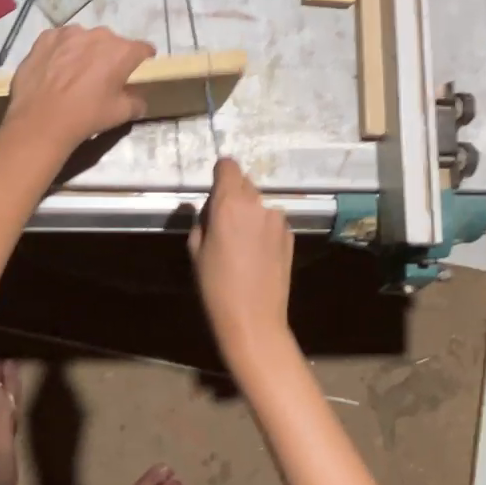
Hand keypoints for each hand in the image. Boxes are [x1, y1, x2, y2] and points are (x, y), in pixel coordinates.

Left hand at [3, 26, 156, 149]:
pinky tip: (55, 69)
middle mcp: (98, 35)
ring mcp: (69, 33)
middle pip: (112, 42)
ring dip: (85, 51)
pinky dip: (61, 51)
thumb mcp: (121, 114)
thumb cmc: (86, 116)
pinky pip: (60, 40)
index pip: (143, 49)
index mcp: (121, 51)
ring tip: (75, 73)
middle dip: (110, 56)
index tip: (138, 70)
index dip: (143, 60)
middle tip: (102, 77)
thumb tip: (139, 99)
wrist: (41, 120)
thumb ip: (137, 102)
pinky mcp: (46, 38)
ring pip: (85, 39)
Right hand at [188, 159, 295, 358]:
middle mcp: (257, 204)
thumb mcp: (195, 251)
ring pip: (259, 204)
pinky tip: (256, 254)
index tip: (214, 191)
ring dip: (249, 213)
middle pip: (244, 183)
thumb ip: (202, 220)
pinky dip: (262, 229)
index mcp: (229, 203)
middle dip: (232, 196)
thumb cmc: (215, 286)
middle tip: (222, 223)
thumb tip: (209, 209)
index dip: (219, 174)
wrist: (254, 319)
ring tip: (240, 243)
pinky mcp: (290, 235)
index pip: (228, 166)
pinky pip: (271, 222)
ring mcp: (278, 219)